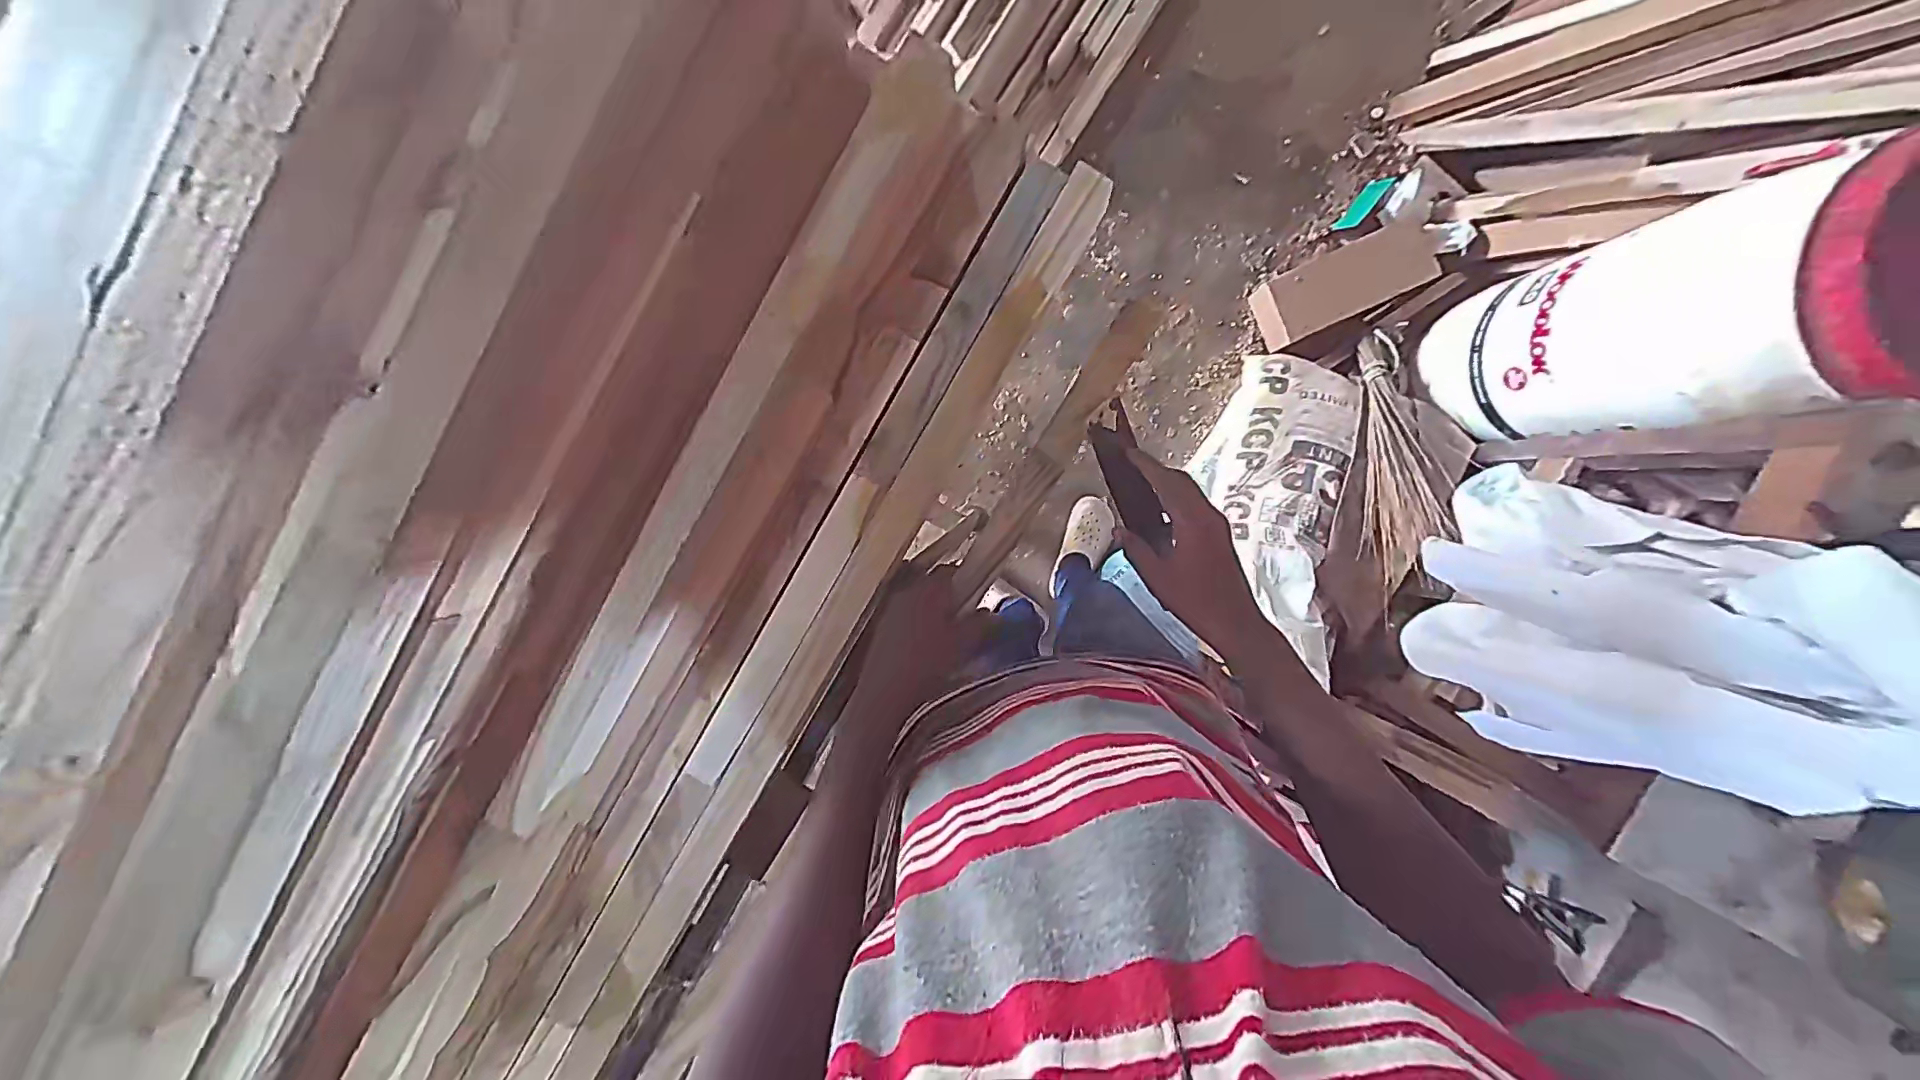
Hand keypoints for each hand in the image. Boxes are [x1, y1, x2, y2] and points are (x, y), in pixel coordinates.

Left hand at [849, 564, 991, 719]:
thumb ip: (982, 624)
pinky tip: (921, 638)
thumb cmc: (929, 663)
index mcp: (930, 588)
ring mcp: (890, 606)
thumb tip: (992, 614)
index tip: (974, 591)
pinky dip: (913, 617)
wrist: (887, 690)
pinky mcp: (880, 624)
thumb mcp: (964, 644)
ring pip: (914, 594)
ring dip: (928, 602)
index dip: (965, 578)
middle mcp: (907, 590)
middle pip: (930, 579)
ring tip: (941, 624)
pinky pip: (901, 610)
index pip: (950, 570)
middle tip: (960, 607)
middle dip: (945, 589)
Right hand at [1116, 448, 1279, 669]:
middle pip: (1181, 481)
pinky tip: (1160, 512)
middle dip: (1156, 470)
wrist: (1235, 622)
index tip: (1129, 452)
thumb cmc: (1195, 601)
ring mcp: (1217, 525)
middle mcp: (1208, 516)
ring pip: (1189, 492)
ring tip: (1142, 483)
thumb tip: (1119, 529)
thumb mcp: (1157, 576)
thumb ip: (1136, 549)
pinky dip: (1175, 499)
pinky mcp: (1219, 535)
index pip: (1166, 483)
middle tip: (1132, 464)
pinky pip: (1194, 505)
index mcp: (1193, 521)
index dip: (1146, 465)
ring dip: (1167, 484)